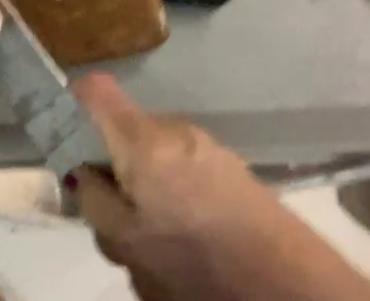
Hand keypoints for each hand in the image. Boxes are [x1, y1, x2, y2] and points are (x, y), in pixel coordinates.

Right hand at [70, 74, 369, 300]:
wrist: (303, 292)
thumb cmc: (201, 259)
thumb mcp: (126, 238)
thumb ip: (91, 197)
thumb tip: (83, 174)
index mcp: (142, 137)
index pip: (91, 88)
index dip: (69, 104)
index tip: (66, 144)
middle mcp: (175, 131)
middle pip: (122, 136)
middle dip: (112, 174)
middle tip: (117, 221)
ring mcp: (212, 152)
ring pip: (154, 163)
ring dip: (146, 195)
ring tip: (158, 243)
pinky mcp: (239, 177)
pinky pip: (187, 177)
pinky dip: (178, 203)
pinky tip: (193, 246)